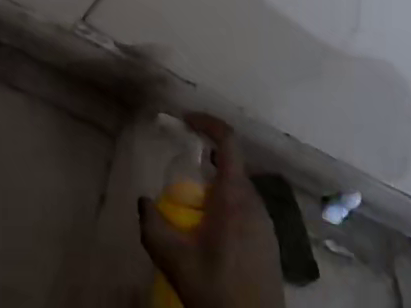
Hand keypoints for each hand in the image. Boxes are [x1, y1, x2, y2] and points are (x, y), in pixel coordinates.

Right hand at [138, 114, 285, 307]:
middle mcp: (255, 201)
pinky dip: (227, 202)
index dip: (208, 123)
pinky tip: (210, 228)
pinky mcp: (268, 240)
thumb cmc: (218, 292)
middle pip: (232, 164)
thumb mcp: (176, 262)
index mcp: (235, 197)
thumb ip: (154, 228)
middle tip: (182, 163)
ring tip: (192, 199)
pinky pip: (246, 206)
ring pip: (239, 187)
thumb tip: (142, 201)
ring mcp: (266, 221)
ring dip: (217, 183)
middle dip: (207, 157)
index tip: (186, 119)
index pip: (228, 141)